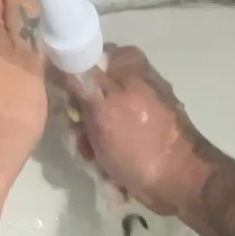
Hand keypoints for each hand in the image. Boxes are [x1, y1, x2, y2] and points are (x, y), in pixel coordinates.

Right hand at [59, 45, 215, 216]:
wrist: (180, 182)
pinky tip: (111, 173)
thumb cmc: (139, 143)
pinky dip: (109, 159)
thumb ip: (78, 80)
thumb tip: (55, 53)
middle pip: (89, 98)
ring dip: (92, 147)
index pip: (85, 62)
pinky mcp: (143, 139)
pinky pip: (113, 145)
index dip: (70, 85)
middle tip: (82, 144)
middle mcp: (135, 84)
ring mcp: (140, 113)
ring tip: (98, 164)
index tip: (66, 108)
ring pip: (99, 125)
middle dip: (81, 125)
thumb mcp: (102, 108)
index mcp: (128, 66)